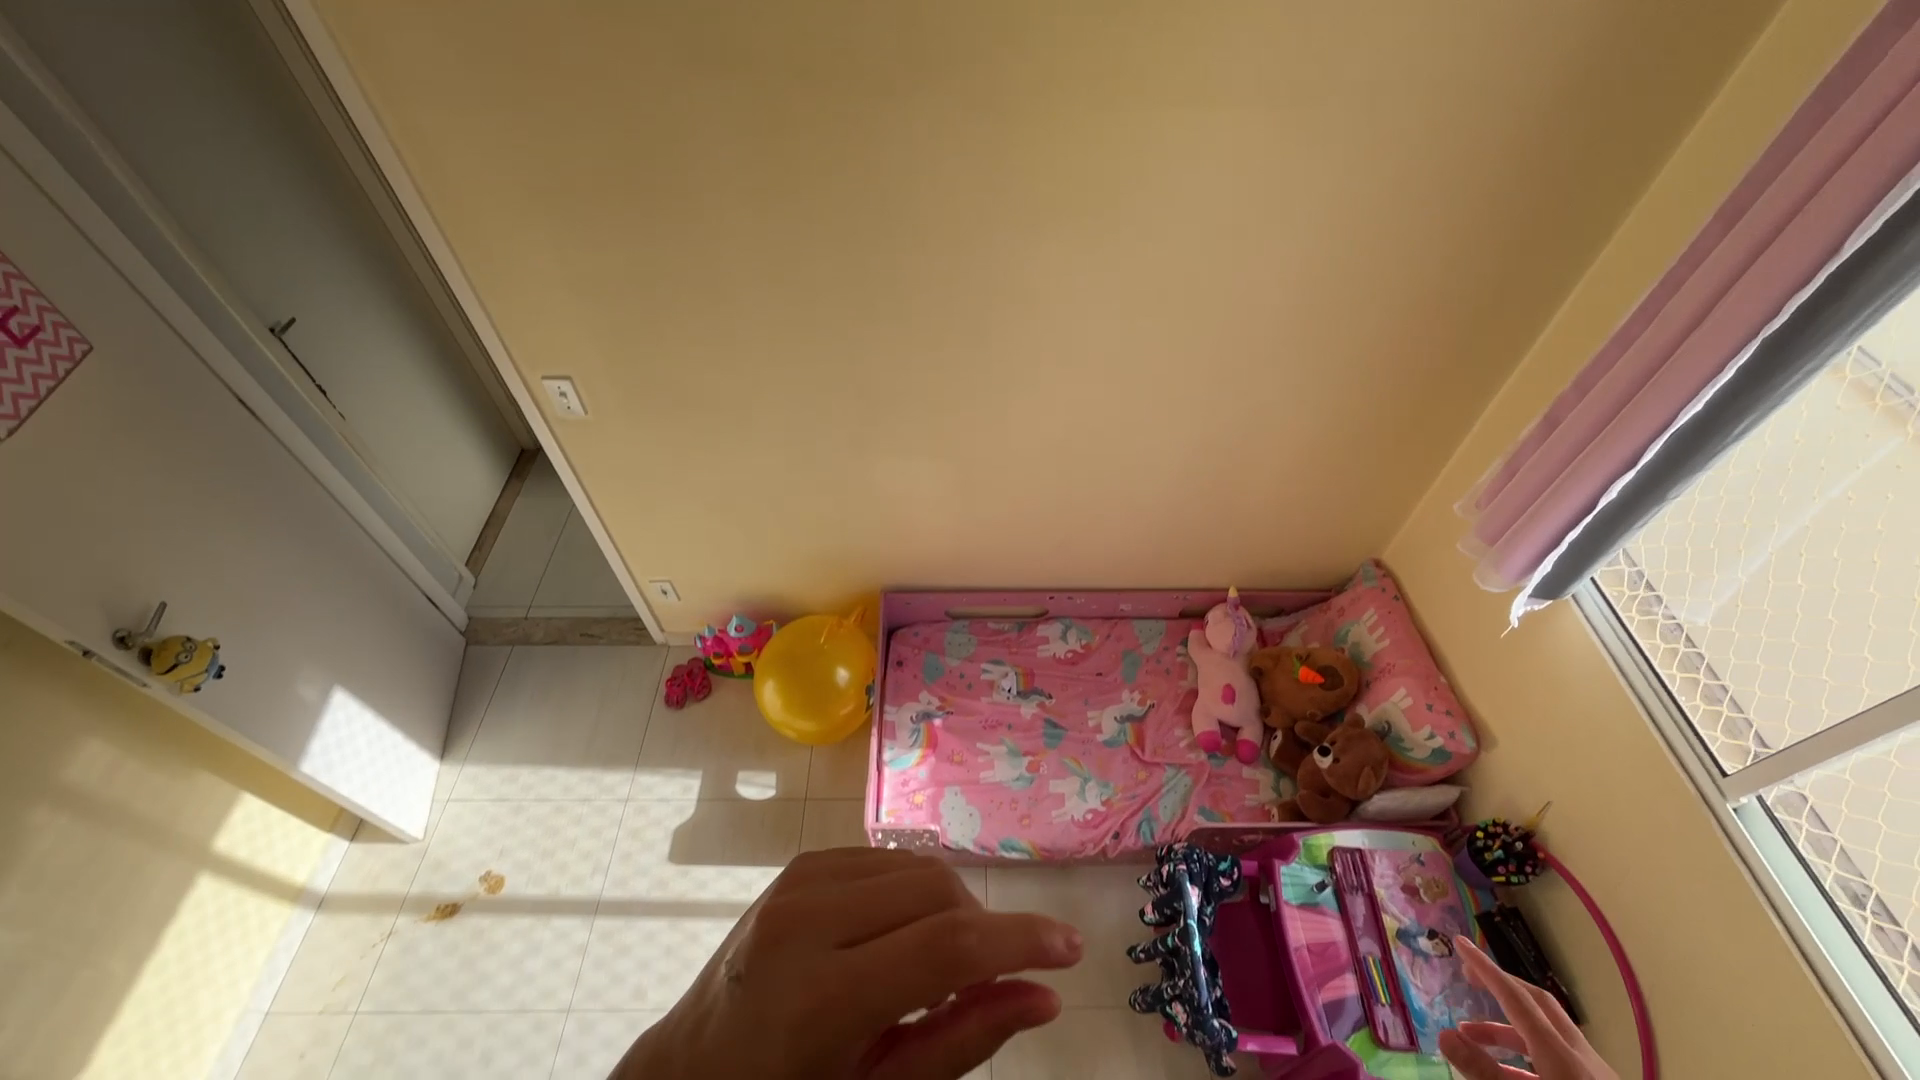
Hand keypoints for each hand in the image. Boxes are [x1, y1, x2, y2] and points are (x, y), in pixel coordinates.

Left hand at [613, 847, 1082, 1078]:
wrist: (693, 1067)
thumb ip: (962, 1041)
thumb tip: (1044, 997)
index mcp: (820, 999)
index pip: (946, 947)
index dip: (1020, 941)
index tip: (1070, 950)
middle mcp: (804, 922)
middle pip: (937, 892)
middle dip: (984, 928)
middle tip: (987, 982)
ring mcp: (795, 884)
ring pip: (917, 867)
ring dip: (950, 909)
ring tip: (938, 968)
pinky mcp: (797, 866)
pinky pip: (885, 860)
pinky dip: (914, 892)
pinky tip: (902, 936)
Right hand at [1439, 938, 1618, 1079]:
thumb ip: (1484, 1071)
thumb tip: (1445, 1035)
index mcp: (1559, 1052)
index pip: (1515, 997)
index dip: (1486, 969)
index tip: (1461, 943)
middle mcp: (1578, 1055)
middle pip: (1537, 1005)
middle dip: (1500, 987)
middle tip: (1468, 978)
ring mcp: (1591, 1075)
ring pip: (1545, 1034)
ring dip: (1506, 1028)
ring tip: (1469, 1036)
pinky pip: (1554, 1059)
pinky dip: (1523, 1055)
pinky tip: (1504, 1073)